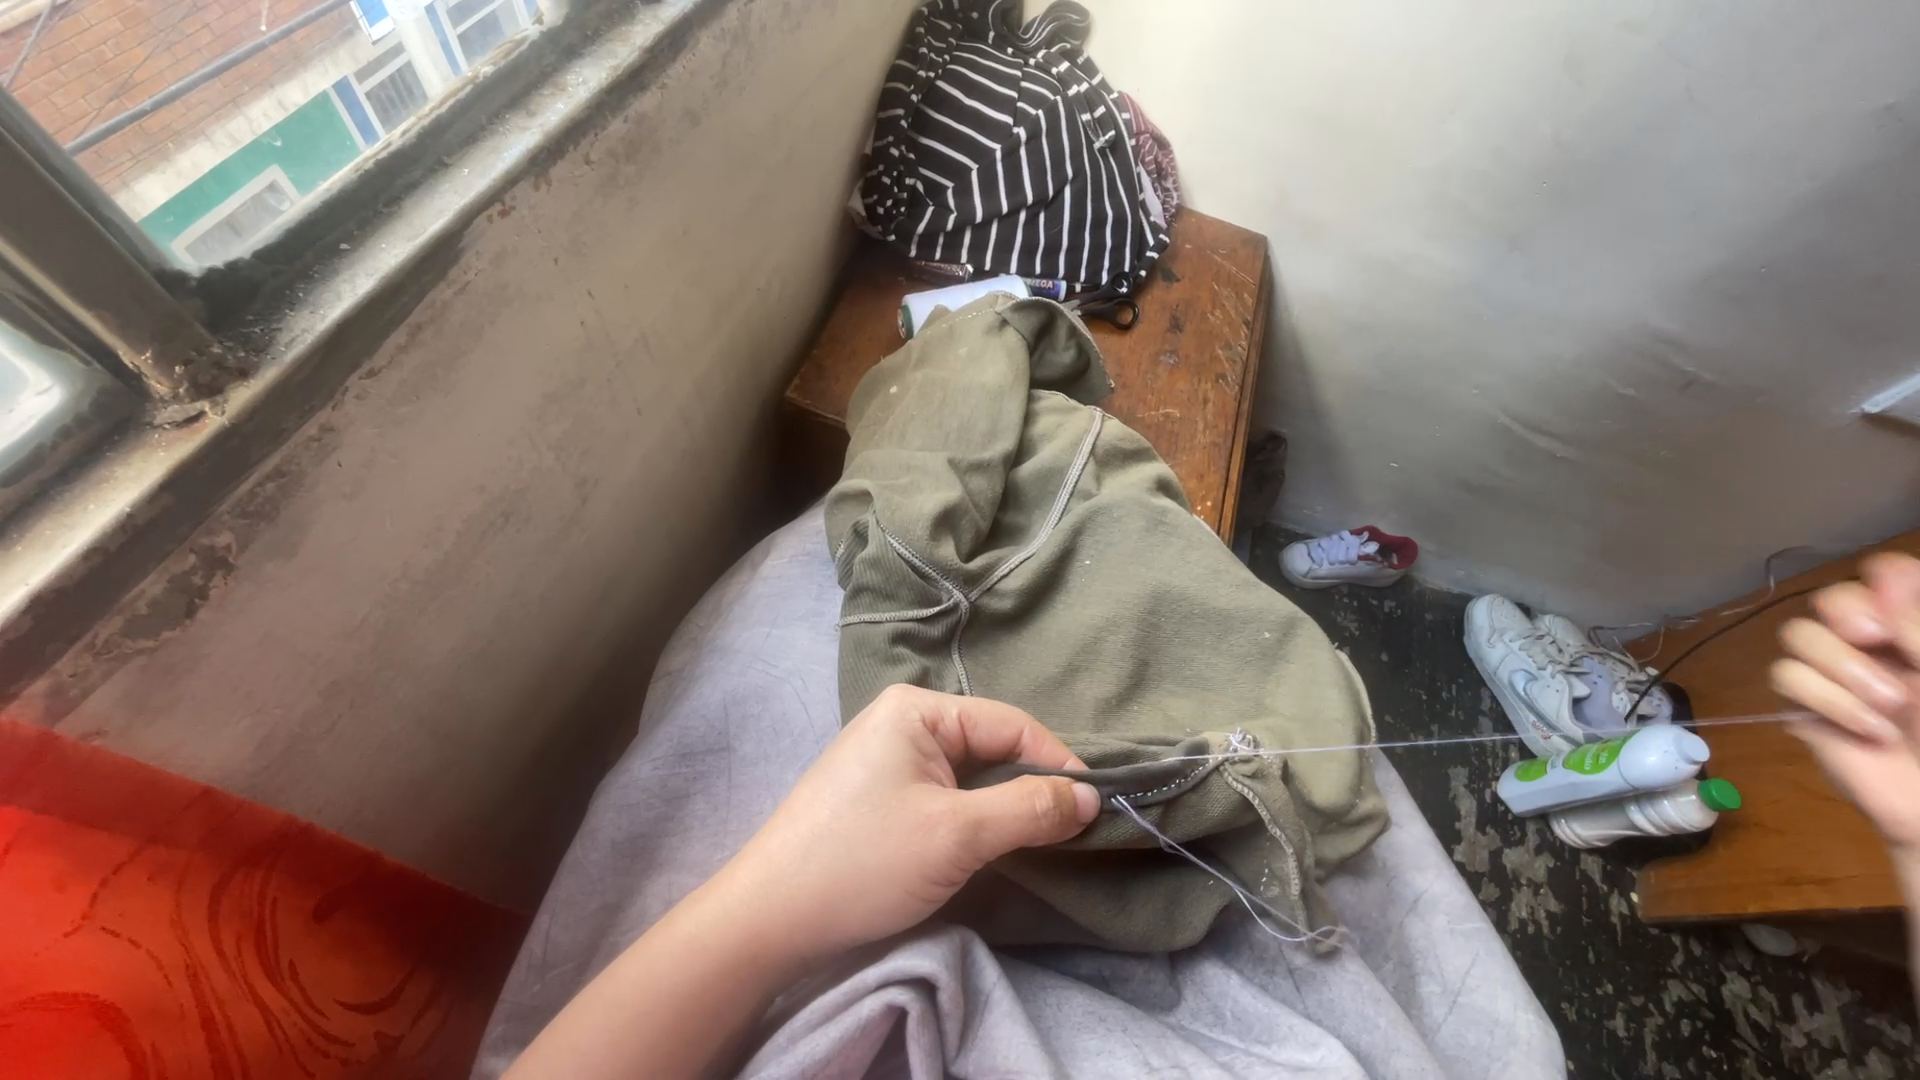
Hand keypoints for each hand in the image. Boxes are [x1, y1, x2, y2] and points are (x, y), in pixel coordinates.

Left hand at [711, 685, 1099, 961]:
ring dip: (1003, 803)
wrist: (769, 917)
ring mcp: (887, 755)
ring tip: (1037, 837)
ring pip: (968, 772)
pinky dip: (974, 814)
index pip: (1009, 723)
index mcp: (917, 708)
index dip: (1057, 762)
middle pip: (989, 744)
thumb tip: (1090, 797)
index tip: (1097, 806)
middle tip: (1072, 827)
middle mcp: (903, 719)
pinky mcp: (879, 791)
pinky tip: (989, 840)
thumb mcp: (957, 835)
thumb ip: (1029, 809)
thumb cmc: (865, 861)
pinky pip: (944, 791)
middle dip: (1030, 784)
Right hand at [1771, 552, 1919, 854]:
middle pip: (1829, 597)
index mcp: (1917, 630)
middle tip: (1874, 639)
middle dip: (1847, 615)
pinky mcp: (1802, 703)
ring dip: (1843, 669)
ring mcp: (1836, 674)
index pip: (1887, 574)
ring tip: (1889, 707)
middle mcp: (1876, 643)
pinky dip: (1827, 702)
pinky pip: (1785, 677)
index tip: (1896, 611)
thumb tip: (1886, 580)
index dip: (1884, 580)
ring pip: (1798, 635)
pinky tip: (1866, 729)